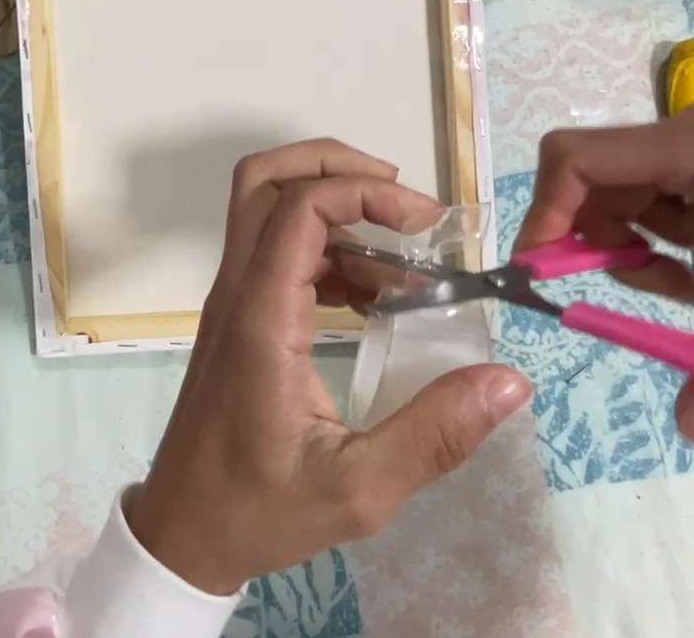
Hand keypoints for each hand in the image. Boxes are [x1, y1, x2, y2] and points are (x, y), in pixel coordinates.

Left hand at [128, 140, 531, 594]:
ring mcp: (232, 300)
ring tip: (407, 257)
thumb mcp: (359, 488)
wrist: (185, 527)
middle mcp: (238, 290)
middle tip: (402, 200)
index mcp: (262, 316)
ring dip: (334, 211)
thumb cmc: (262, 508)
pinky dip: (326, 251)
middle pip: (264, 180)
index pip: (299, 207)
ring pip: (268, 210)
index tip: (425, 223)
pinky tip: (375, 297)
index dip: (362, 191)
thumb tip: (508, 379)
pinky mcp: (239, 317)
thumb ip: (434, 434)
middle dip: (333, 166)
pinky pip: (277, 254)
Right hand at [517, 101, 693, 444]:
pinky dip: (668, 232)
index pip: (578, 161)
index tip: (546, 274)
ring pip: (631, 184)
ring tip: (683, 293)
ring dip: (632, 241)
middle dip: (590, 239)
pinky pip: (671, 188)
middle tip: (626, 299)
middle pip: (597, 175)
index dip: (544, 214)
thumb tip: (690, 425)